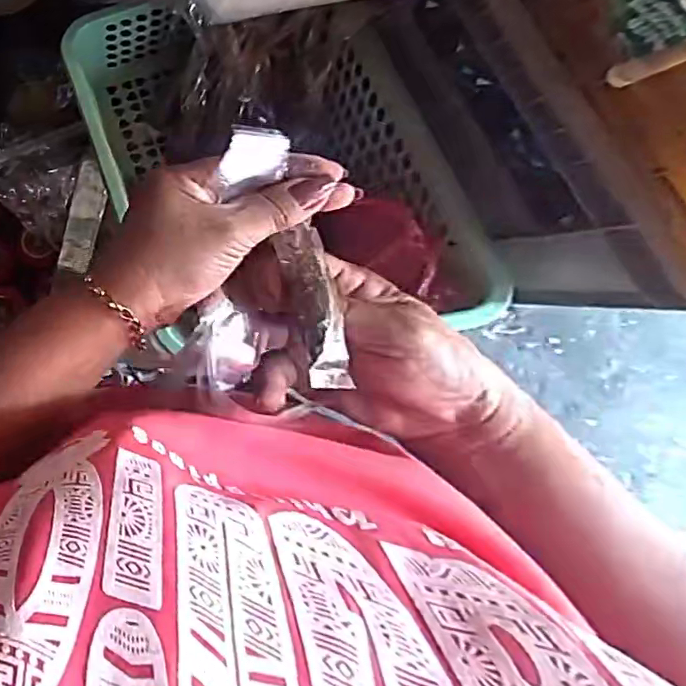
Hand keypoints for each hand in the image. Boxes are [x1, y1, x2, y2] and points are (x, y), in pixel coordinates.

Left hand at [87, 155, 357, 330]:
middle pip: (246, 182)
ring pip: (239, 206)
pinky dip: (257, 227)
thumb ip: (275, 208)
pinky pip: (228, 226)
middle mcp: (180, 190)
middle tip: (338, 192)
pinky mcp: (185, 240)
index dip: (294, 167)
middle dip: (292, 188)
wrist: (127, 304)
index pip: (248, 162)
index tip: (334, 172)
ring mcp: (181, 216)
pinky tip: (288, 228)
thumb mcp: (228, 233)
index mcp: (183, 177)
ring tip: (322, 207)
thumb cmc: (170, 264)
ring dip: (278, 208)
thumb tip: (321, 187)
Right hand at [236, 252, 530, 449]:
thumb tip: (287, 284)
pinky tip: (268, 397)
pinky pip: (269, 374)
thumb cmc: (438, 359)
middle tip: (231, 331)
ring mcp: (303, 341)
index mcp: (336, 282)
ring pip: (258, 337)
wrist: (454, 421)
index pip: (287, 264)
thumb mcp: (393, 324)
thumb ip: (338, 304)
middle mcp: (311, 307)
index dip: (262, 271)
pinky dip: (262, 385)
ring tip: (251, 374)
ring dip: (247, 354)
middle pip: (261, 297)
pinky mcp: (300, 375)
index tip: (248, 289)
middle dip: (242, 312)